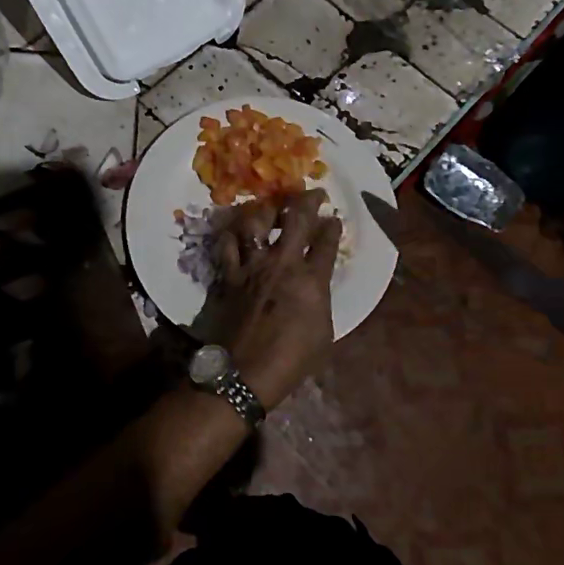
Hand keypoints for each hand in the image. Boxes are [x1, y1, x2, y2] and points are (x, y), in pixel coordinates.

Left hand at [207, 189, 342, 407]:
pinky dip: (233, 234)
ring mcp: (253, 266)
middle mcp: (283, 264)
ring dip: (267, 209)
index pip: (327, 242)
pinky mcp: (230, 275)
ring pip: (257, 223)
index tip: (334, 217)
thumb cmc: (293, 359)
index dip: (333, 226)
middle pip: (296, 219)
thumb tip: (317, 287)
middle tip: (313, 194)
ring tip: (272, 205)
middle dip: (308, 200)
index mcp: (312, 279)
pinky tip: (237, 230)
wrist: (247, 371)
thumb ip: (321, 300)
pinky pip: (228, 246)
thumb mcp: (324, 332)